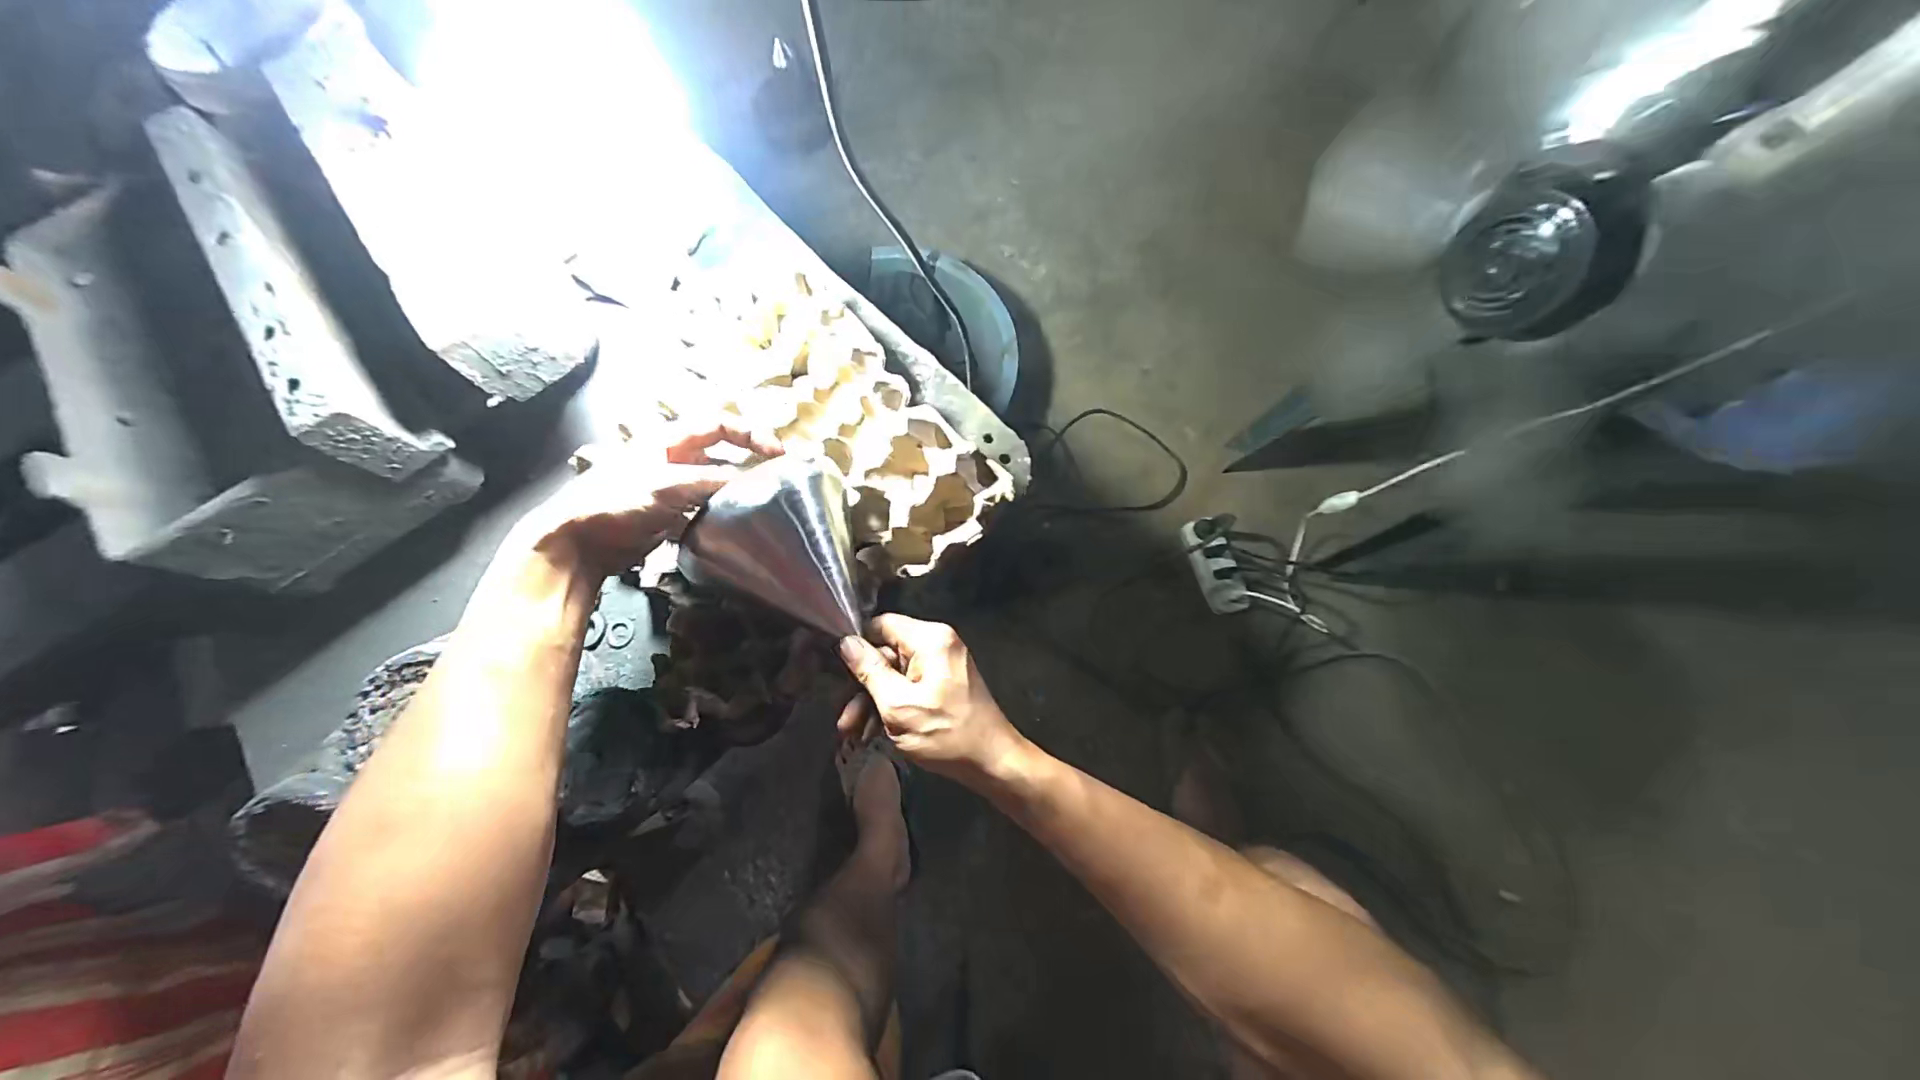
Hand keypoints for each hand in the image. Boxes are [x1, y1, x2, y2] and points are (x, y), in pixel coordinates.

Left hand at [523, 420, 780, 573]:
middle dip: (749, 464)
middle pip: (721, 454)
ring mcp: (671, 490)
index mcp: (668, 440)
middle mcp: (672, 461)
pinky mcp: (669, 516)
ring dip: (737, 493)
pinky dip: (721, 516)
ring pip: (715, 485)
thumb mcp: (667, 485)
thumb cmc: (614, 501)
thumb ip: (712, 480)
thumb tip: (753, 480)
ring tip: (761, 504)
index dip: (750, 434)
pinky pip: (705, 511)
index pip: (719, 424)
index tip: (778, 451)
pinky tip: (735, 527)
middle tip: (775, 479)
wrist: (578, 543)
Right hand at [837, 615, 1027, 784]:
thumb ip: (869, 671)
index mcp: (930, 639)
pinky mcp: (943, 683)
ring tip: (853, 732)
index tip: (837, 673)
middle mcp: (937, 644)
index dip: (857, 647)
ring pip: (894, 674)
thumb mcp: (898, 705)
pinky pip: (909, 686)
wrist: (991, 762)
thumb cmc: (947, 734)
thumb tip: (845, 642)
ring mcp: (941, 664)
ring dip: (872, 702)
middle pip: (885, 653)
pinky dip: (892, 706)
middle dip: (862, 686)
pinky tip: (872, 732)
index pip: (881, 625)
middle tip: (844, 719)